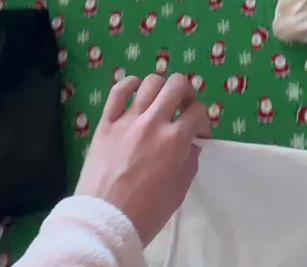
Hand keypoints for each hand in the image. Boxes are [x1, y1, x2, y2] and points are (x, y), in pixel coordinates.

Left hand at [74, 73, 211, 243]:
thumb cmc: (144, 215)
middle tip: (184, 109)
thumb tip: (192, 145)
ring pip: (150, 83)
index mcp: (174, 141)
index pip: (198, 111)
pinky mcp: (106, 122)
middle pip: (177, 85)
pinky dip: (129, 84)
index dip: (203, 120)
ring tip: (160, 103)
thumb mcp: (177, 194)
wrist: (103, 223)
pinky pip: (118, 91)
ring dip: (161, 89)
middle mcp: (153, 122)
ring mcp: (127, 119)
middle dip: (187, 93)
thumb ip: (188, 165)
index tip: (199, 132)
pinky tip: (135, 91)